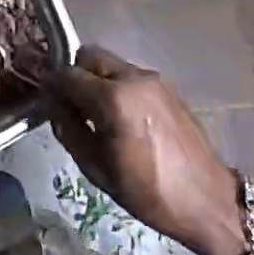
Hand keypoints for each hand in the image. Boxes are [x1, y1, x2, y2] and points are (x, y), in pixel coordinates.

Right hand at [50, 48, 245, 254]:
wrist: (206, 198)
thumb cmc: (147, 191)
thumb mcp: (96, 168)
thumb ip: (69, 129)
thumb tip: (54, 105)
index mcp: (113, 98)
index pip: (68, 74)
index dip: (52, 85)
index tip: (46, 99)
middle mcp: (132, 77)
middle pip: (90, 56)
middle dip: (75, 74)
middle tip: (71, 104)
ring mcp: (153, 79)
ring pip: (111, 64)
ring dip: (97, 80)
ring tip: (96, 113)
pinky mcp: (167, 86)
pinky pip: (130, 75)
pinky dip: (116, 86)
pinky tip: (120, 116)